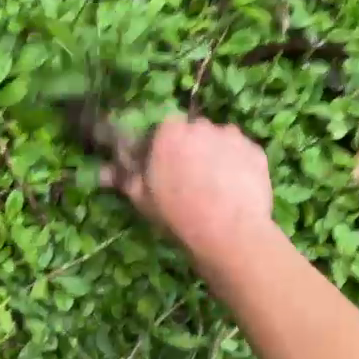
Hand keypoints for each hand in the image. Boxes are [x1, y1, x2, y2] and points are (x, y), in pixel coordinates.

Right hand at [101, 117, 276, 265]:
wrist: (229, 232)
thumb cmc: (177, 214)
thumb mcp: (142, 199)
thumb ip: (124, 177)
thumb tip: (101, 171)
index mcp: (169, 132)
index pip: (161, 130)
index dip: (160, 148)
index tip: (160, 169)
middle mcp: (201, 125)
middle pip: (191, 132)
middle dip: (188, 149)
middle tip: (186, 179)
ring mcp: (232, 136)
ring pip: (217, 140)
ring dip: (213, 155)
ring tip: (212, 186)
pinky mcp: (256, 150)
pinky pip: (240, 152)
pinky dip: (235, 164)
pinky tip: (232, 188)